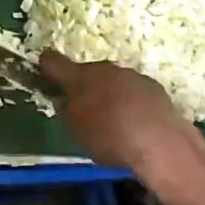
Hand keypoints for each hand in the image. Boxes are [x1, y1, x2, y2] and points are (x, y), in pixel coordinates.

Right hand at [40, 51, 204, 178]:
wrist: (160, 142)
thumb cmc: (109, 137)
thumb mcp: (76, 131)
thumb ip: (68, 112)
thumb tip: (66, 101)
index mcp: (79, 77)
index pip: (54, 62)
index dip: (46, 66)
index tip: (44, 73)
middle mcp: (105, 69)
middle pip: (88, 72)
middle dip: (85, 87)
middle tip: (85, 110)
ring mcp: (132, 75)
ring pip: (113, 81)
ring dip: (110, 94)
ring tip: (115, 121)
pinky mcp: (154, 87)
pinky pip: (135, 92)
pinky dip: (132, 102)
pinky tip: (137, 124)